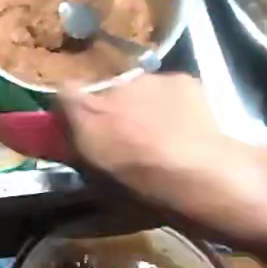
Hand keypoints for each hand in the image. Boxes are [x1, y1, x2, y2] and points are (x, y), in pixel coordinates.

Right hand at [56, 73, 266, 247]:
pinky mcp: (182, 79)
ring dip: (139, 106)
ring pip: (136, 89)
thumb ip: (76, 155)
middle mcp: (112, 88)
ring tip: (158, 135)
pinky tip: (184, 128)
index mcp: (85, 114)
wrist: (206, 177)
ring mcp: (150, 80)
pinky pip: (166, 89)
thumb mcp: (96, 182)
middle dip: (107, 110)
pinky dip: (169, 104)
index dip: (66, 109)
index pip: (61, 93)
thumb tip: (63, 144)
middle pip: (101, 91)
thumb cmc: (143, 189)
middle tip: (121, 138)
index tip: (72, 127)